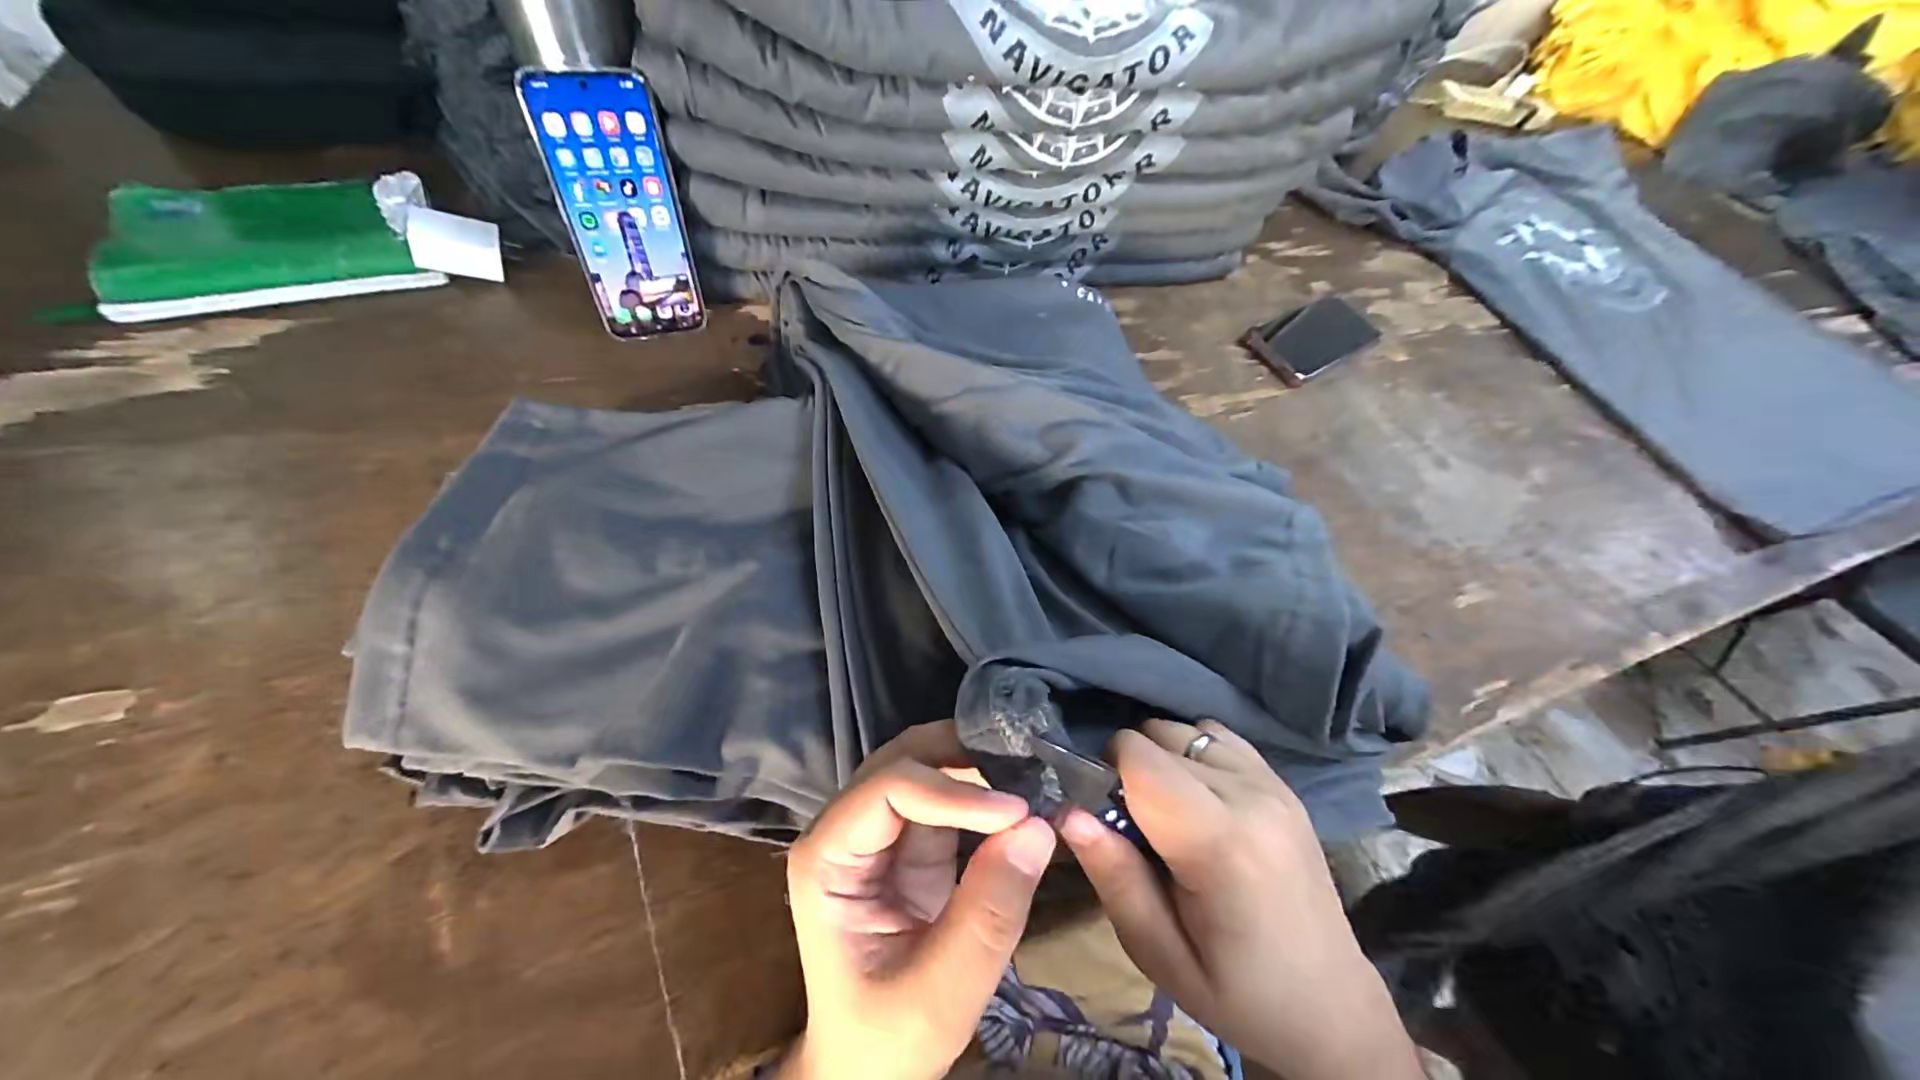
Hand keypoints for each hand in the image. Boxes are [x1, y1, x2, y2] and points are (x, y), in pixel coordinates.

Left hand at [778, 721, 1056, 1079]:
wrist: (869, 1066)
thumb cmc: (888, 1037)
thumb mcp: (942, 994)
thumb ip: (988, 913)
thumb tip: (1037, 828)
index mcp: (827, 857)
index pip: (887, 789)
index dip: (951, 791)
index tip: (1015, 811)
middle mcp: (846, 828)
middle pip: (902, 758)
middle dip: (962, 756)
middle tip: (1026, 765)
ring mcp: (879, 831)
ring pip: (925, 764)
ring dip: (975, 764)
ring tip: (1029, 775)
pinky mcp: (911, 842)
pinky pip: (947, 795)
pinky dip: (983, 790)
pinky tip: (1018, 799)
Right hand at [1058, 719, 1422, 1079]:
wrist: (1328, 1006)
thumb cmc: (1235, 991)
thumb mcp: (1158, 952)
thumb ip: (1114, 876)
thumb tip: (1069, 812)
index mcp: (1219, 842)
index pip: (1138, 755)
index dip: (1105, 773)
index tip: (1104, 817)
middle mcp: (1250, 796)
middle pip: (1157, 737)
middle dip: (1129, 769)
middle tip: (1136, 828)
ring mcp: (1273, 784)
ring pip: (1184, 730)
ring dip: (1161, 759)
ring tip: (1168, 814)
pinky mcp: (1283, 784)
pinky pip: (1217, 737)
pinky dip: (1193, 753)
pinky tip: (1198, 799)